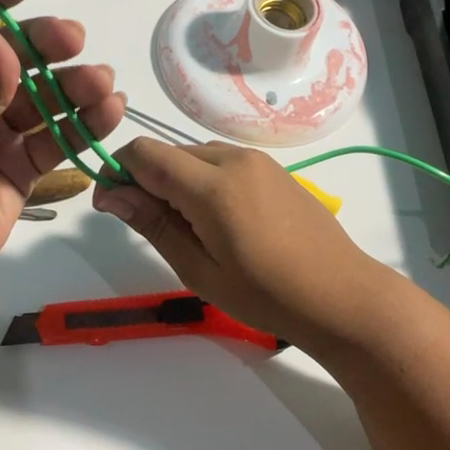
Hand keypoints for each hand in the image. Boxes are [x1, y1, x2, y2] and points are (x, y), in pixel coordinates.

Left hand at [0, 0, 125, 303]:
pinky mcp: (19, 169)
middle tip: (74, 39)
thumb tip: (0, 37)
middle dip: (44, 46)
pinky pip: (54, 141)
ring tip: (102, 82)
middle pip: (11, 58)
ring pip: (40, 99)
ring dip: (72, 88)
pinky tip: (108, 111)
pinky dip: (80, 127)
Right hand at [93, 138, 387, 345]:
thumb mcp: (199, 269)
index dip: (117, 174)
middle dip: (146, 181)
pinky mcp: (274, 170)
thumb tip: (111, 193)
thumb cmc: (265, 295)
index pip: (144, 154)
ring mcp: (258, 161)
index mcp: (212, 185)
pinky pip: (223, 165)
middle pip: (168, 153)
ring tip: (189, 233)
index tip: (111, 209)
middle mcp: (234, 159)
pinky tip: (219, 225)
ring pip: (195, 157)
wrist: (339, 295)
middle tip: (151, 230)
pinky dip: (204, 184)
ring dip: (176, 183)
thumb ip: (154, 224)